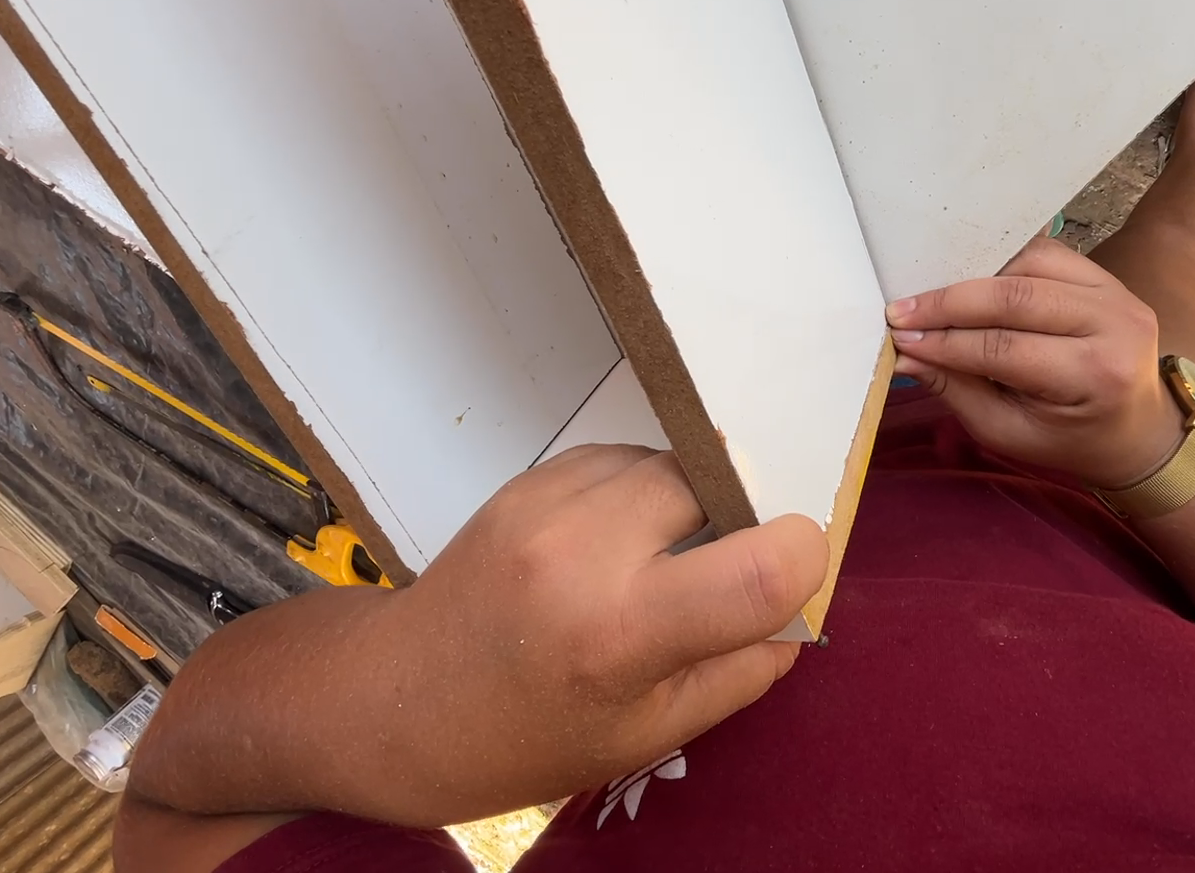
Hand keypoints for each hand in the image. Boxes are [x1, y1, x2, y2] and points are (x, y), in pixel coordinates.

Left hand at [337, 446, 825, 824]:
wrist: (391, 695)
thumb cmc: (520, 737)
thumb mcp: (642, 736)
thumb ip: (738, 672)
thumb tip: (795, 612)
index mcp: (621, 633)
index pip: (758, 567)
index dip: (803, 557)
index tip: (790, 573)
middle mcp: (585, 547)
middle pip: (717, 482)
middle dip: (733, 519)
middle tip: (704, 571)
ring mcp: (550, 500)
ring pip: (670, 460)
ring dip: (684, 500)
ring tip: (647, 556)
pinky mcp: (529, 475)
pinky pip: (621, 457)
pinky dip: (637, 488)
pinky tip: (607, 536)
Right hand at [885, 237, 1183, 488]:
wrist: (1136, 428)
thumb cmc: (1066, 438)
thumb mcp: (1006, 431)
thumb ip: (955, 389)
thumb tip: (904, 355)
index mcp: (1096, 375)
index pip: (1005, 347)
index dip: (945, 341)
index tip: (900, 338)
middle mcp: (1115, 324)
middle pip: (1016, 296)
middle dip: (949, 303)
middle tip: (901, 312)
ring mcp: (1116, 292)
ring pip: (1028, 263)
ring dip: (971, 277)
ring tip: (930, 298)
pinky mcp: (1104, 275)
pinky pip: (1042, 254)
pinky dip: (998, 263)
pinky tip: (966, 282)